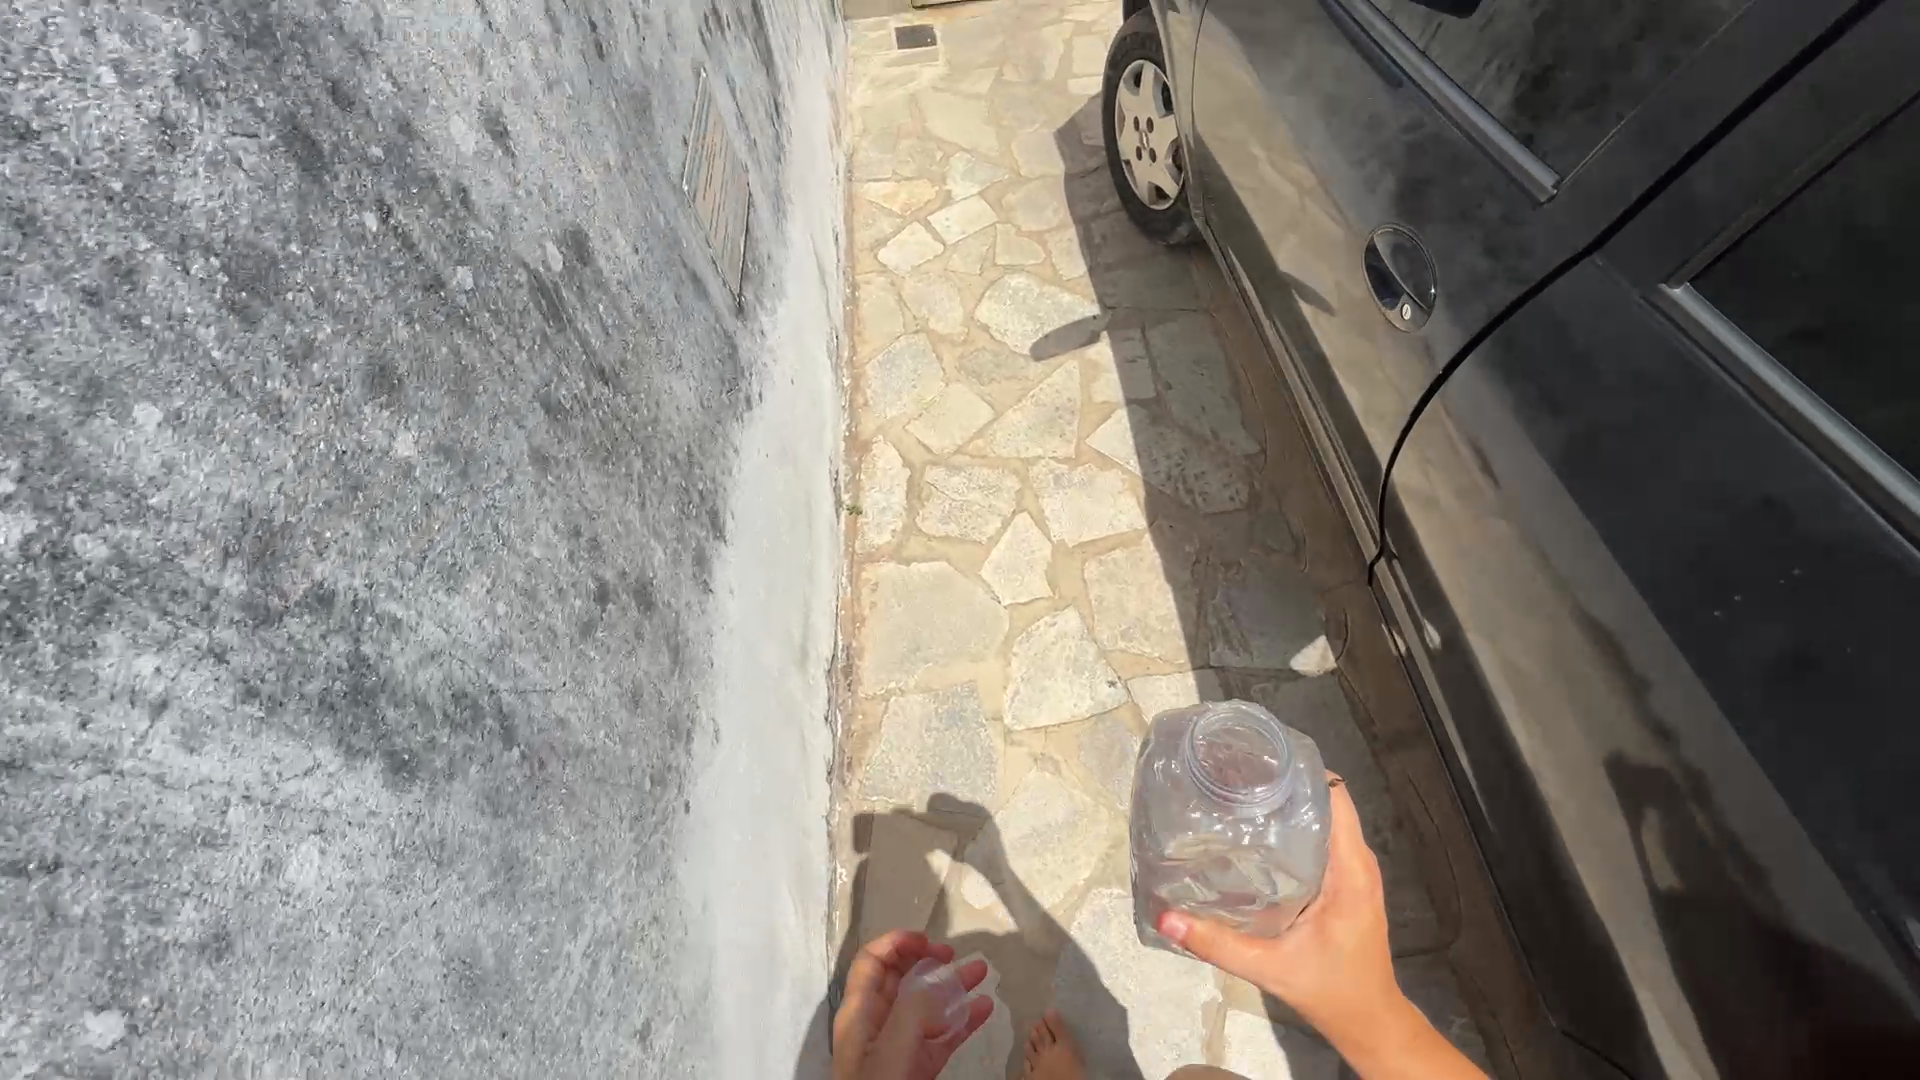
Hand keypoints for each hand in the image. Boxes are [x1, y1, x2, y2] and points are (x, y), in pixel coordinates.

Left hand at [831, 930, 993, 1079]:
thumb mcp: (890, 1050)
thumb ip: (913, 1010)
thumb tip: (940, 979)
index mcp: (860, 1012)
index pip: (872, 961)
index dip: (897, 943)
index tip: (929, 942)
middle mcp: (878, 1024)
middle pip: (902, 978)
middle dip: (930, 961)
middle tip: (956, 956)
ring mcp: (899, 1048)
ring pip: (927, 1006)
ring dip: (954, 986)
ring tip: (983, 973)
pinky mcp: (917, 1069)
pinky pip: (941, 1036)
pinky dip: (962, 1020)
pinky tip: (985, 1010)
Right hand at [1158, 778, 1400, 1045]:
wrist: (1370, 1022)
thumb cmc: (1330, 990)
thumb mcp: (1270, 968)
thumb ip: (1218, 943)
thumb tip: (1165, 918)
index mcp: (1349, 870)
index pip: (1335, 795)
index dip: (1300, 771)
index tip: (1256, 763)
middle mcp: (1357, 860)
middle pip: (1327, 797)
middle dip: (1284, 781)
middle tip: (1234, 775)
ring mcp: (1355, 868)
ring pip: (1325, 813)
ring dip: (1289, 800)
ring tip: (1239, 793)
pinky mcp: (1347, 878)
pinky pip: (1324, 833)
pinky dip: (1295, 822)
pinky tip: (1257, 828)